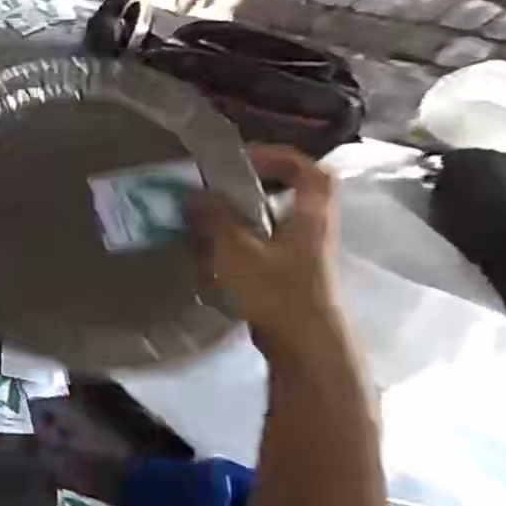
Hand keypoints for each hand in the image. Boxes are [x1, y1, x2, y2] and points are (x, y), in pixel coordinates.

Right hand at [195, 145, 342, 356]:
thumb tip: (194, 193)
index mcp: (310, 216)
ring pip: (270, 226)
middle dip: (250, 190)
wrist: (305, 349)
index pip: (310, 171)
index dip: (280, 156)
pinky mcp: (288, 281)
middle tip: (215, 190)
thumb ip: (215, 218)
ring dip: (237, 220)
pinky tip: (207, 259)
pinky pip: (260, 252)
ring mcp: (301, 259)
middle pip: (287, 198)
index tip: (244, 158)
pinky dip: (234, 249)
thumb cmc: (277, 291)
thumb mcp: (238, 249)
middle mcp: (311, 232)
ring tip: (201, 223)